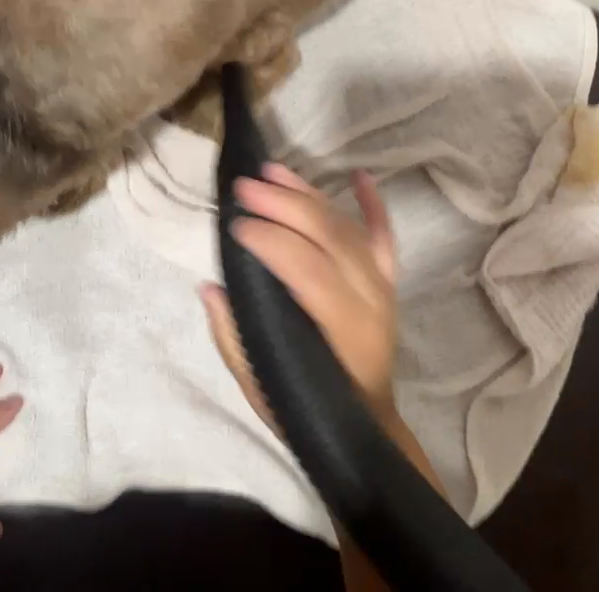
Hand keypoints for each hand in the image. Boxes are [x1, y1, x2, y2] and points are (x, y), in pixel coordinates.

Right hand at [201, 163, 399, 425]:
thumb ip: (234, 339)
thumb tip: (211, 287)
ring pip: (347, 227)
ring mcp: (383, 286)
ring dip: (308, 195)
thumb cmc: (311, 409)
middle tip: (244, 187)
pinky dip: (372, 203)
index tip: (234, 225)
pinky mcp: (388, 281)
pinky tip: (358, 175)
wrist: (367, 427)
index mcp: (345, 328)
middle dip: (283, 205)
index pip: (307, 268)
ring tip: (272, 171)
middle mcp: (370, 298)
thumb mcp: (265, 389)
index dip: (270, 240)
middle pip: (329, 236)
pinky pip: (383, 236)